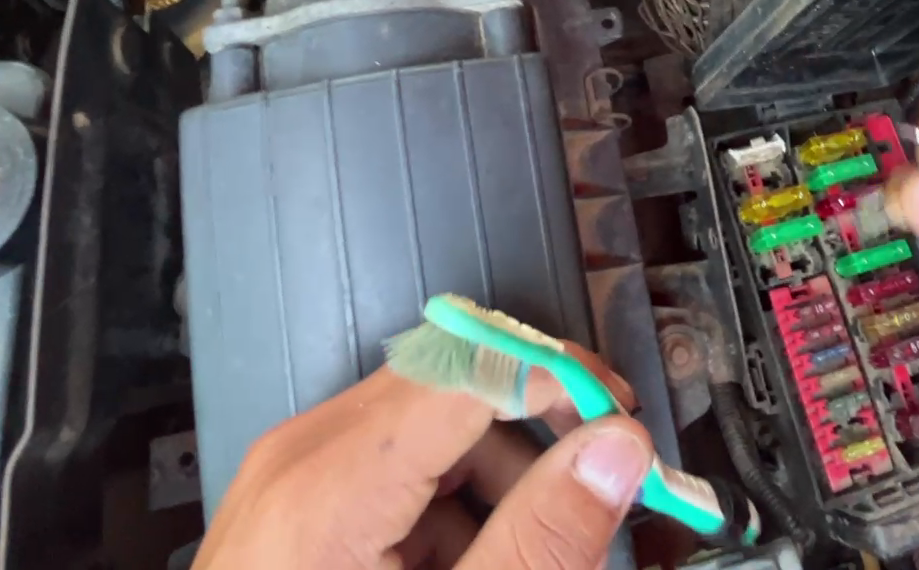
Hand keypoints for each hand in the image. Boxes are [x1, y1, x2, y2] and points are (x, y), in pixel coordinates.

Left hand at [195, 348, 653, 569]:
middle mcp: (304, 448)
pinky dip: (456, 492)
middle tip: (600, 468)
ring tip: (538, 537)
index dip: (555, 374)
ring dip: (501, 462)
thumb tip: (620, 447)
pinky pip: (400, 456)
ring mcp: (295, 466)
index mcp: (329, 483)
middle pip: (451, 382)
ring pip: (432, 417)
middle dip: (536, 418)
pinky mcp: (301, 490)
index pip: (465, 368)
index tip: (622, 416)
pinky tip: (475, 554)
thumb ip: (539, 539)